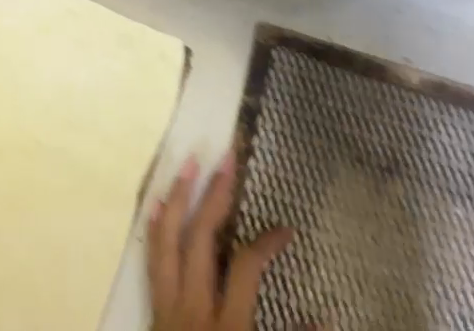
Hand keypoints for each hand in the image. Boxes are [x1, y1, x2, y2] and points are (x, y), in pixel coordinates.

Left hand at [148, 154, 301, 330]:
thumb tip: (323, 319)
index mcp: (227, 324)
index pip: (246, 268)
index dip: (267, 244)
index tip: (285, 229)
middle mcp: (193, 307)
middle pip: (200, 240)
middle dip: (214, 195)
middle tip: (226, 159)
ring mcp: (166, 306)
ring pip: (168, 243)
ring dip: (178, 199)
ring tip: (188, 165)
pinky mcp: (151, 310)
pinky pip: (150, 263)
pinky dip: (154, 231)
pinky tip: (156, 204)